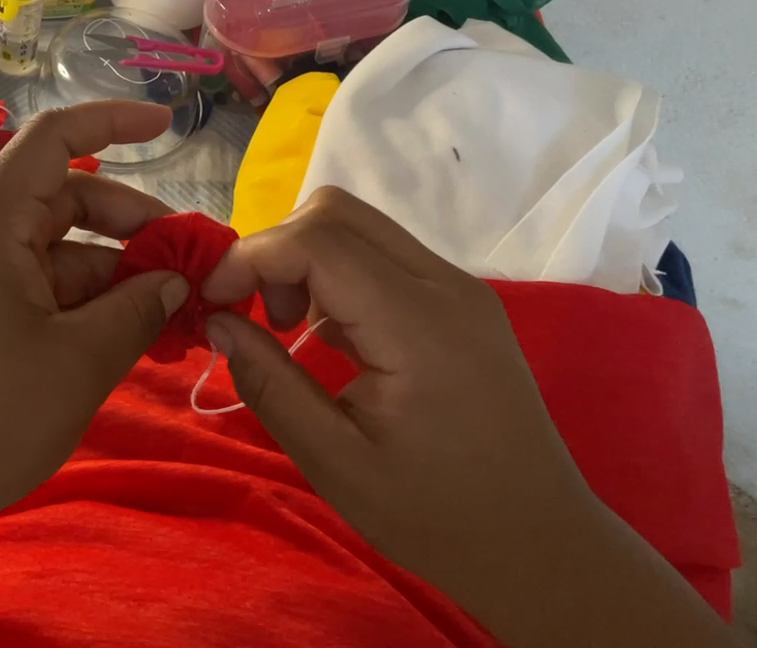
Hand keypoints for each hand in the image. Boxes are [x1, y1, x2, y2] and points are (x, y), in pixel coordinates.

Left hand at [0, 100, 188, 533]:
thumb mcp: (80, 361)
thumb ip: (138, 308)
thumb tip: (174, 280)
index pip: (52, 140)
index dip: (112, 120)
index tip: (166, 125)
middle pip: (62, 199)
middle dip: (130, 224)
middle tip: (187, 266)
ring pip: (53, 249)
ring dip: (110, 273)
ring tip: (167, 315)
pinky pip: (32, 285)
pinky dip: (79, 301)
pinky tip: (121, 336)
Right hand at [201, 187, 732, 647]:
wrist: (542, 544)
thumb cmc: (437, 514)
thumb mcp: (334, 461)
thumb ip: (268, 382)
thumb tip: (216, 322)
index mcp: (417, 324)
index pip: (316, 241)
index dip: (249, 257)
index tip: (214, 302)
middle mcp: (444, 284)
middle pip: (335, 211)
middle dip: (275, 248)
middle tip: (259, 315)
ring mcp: (458, 286)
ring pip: (356, 224)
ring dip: (304, 257)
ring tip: (293, 329)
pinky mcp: (459, 298)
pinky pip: (379, 252)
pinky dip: (335, 272)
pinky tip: (333, 335)